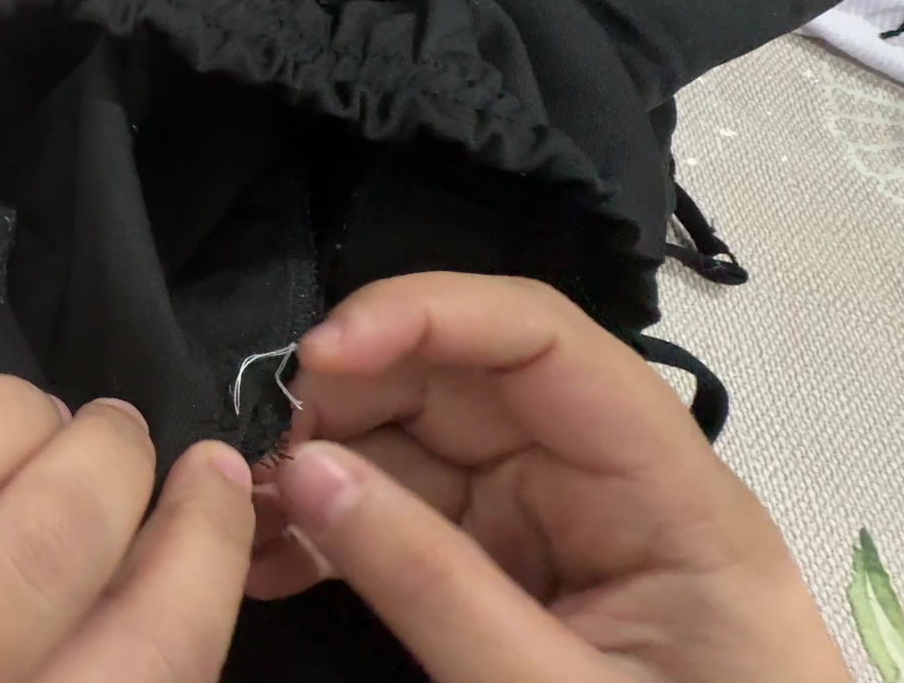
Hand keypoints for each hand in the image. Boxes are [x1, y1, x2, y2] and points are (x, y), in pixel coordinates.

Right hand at [248, 273, 848, 681]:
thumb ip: (434, 588)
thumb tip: (300, 468)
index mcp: (657, 488)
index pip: (536, 338)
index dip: (423, 315)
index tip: (318, 354)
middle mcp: (579, 471)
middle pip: (439, 376)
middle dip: (335, 400)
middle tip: (259, 458)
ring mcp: (520, 509)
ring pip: (389, 433)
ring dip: (306, 463)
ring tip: (245, 520)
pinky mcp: (473, 550)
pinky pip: (376, 502)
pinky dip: (313, 521)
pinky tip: (267, 559)